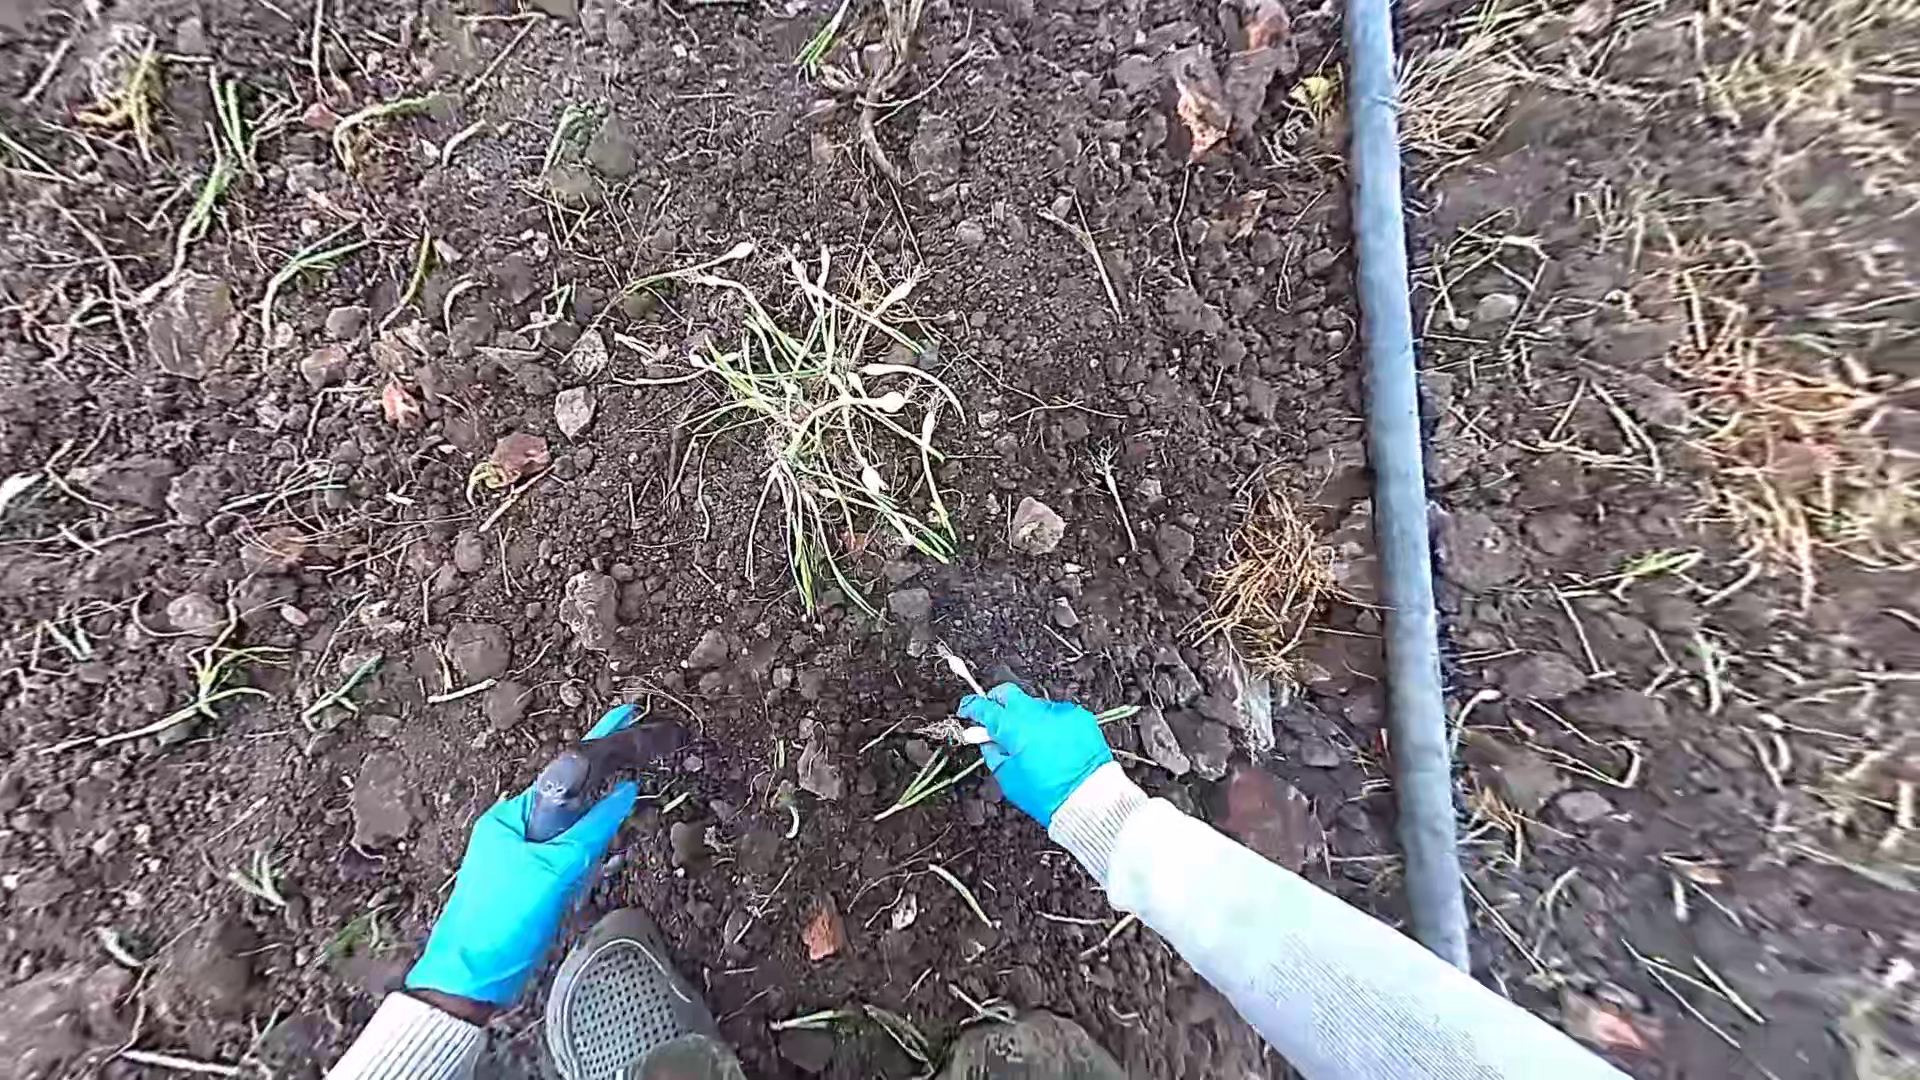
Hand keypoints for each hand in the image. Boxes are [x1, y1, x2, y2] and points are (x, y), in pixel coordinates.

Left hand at [406, 705, 640, 1007]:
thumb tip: (627, 791)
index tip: (626, 713)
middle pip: (573, 798)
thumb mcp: (555, 868)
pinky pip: (569, 853)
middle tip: (634, 776)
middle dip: (601, 800)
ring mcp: (521, 853)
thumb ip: (594, 827)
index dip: (598, 740)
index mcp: (511, 817)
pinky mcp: (530, 877)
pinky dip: (586, 859)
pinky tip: (593, 872)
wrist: (469, 983)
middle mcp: (515, 828)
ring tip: (597, 861)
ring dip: (593, 841)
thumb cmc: (502, 921)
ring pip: (575, 828)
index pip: (565, 770)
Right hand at [958, 683, 1110, 826]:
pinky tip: (1053, 745)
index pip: (984, 707)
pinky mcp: (1078, 716)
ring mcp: (1059, 712)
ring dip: (1026, 718)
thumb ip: (992, 752)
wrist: (1090, 801)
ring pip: (1033, 705)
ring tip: (1031, 744)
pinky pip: (1056, 714)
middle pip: (1007, 693)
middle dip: (996, 702)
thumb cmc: (1049, 795)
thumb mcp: (1008, 778)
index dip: (971, 707)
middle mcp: (1036, 712)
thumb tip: (985, 739)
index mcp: (1014, 727)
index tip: (967, 709)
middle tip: (994, 719)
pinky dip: (1050, 725)